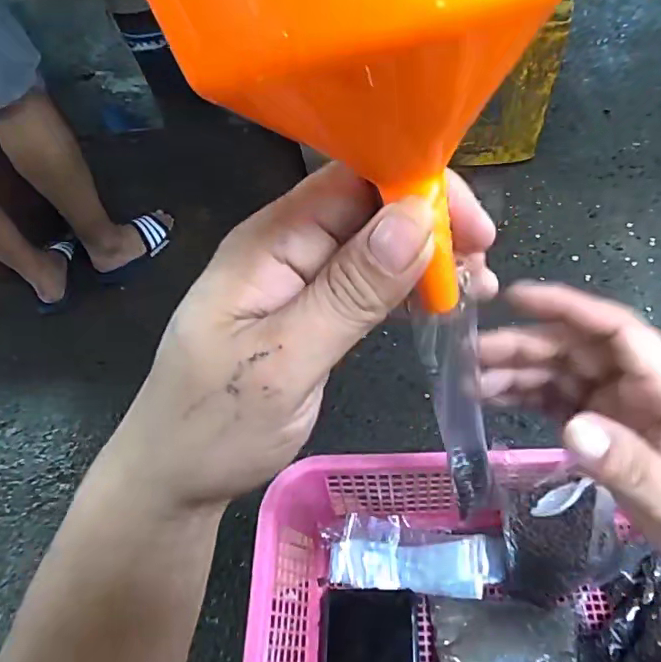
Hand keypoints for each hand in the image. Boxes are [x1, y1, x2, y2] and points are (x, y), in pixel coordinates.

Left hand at [116, 164, 496, 509]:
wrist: (175, 479)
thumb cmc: (215, 427)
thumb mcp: (285, 361)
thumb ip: (349, 292)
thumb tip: (415, 221)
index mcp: (270, 243)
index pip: (351, 182)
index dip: (417, 190)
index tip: (475, 228)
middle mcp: (288, 248)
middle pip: (370, 208)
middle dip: (433, 225)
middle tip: (485, 264)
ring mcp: (302, 281)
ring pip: (377, 246)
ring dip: (429, 258)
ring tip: (478, 287)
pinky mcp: (316, 311)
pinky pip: (370, 284)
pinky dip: (409, 289)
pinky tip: (442, 304)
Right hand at [478, 283, 660, 587]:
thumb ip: (631, 466)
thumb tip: (573, 428)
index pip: (620, 332)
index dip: (570, 309)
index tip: (519, 298)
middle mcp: (646, 387)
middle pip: (583, 349)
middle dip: (529, 346)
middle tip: (473, 356)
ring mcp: (626, 406)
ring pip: (567, 372)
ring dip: (522, 370)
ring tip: (474, 380)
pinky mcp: (610, 427)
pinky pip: (564, 400)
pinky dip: (530, 396)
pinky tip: (496, 398)